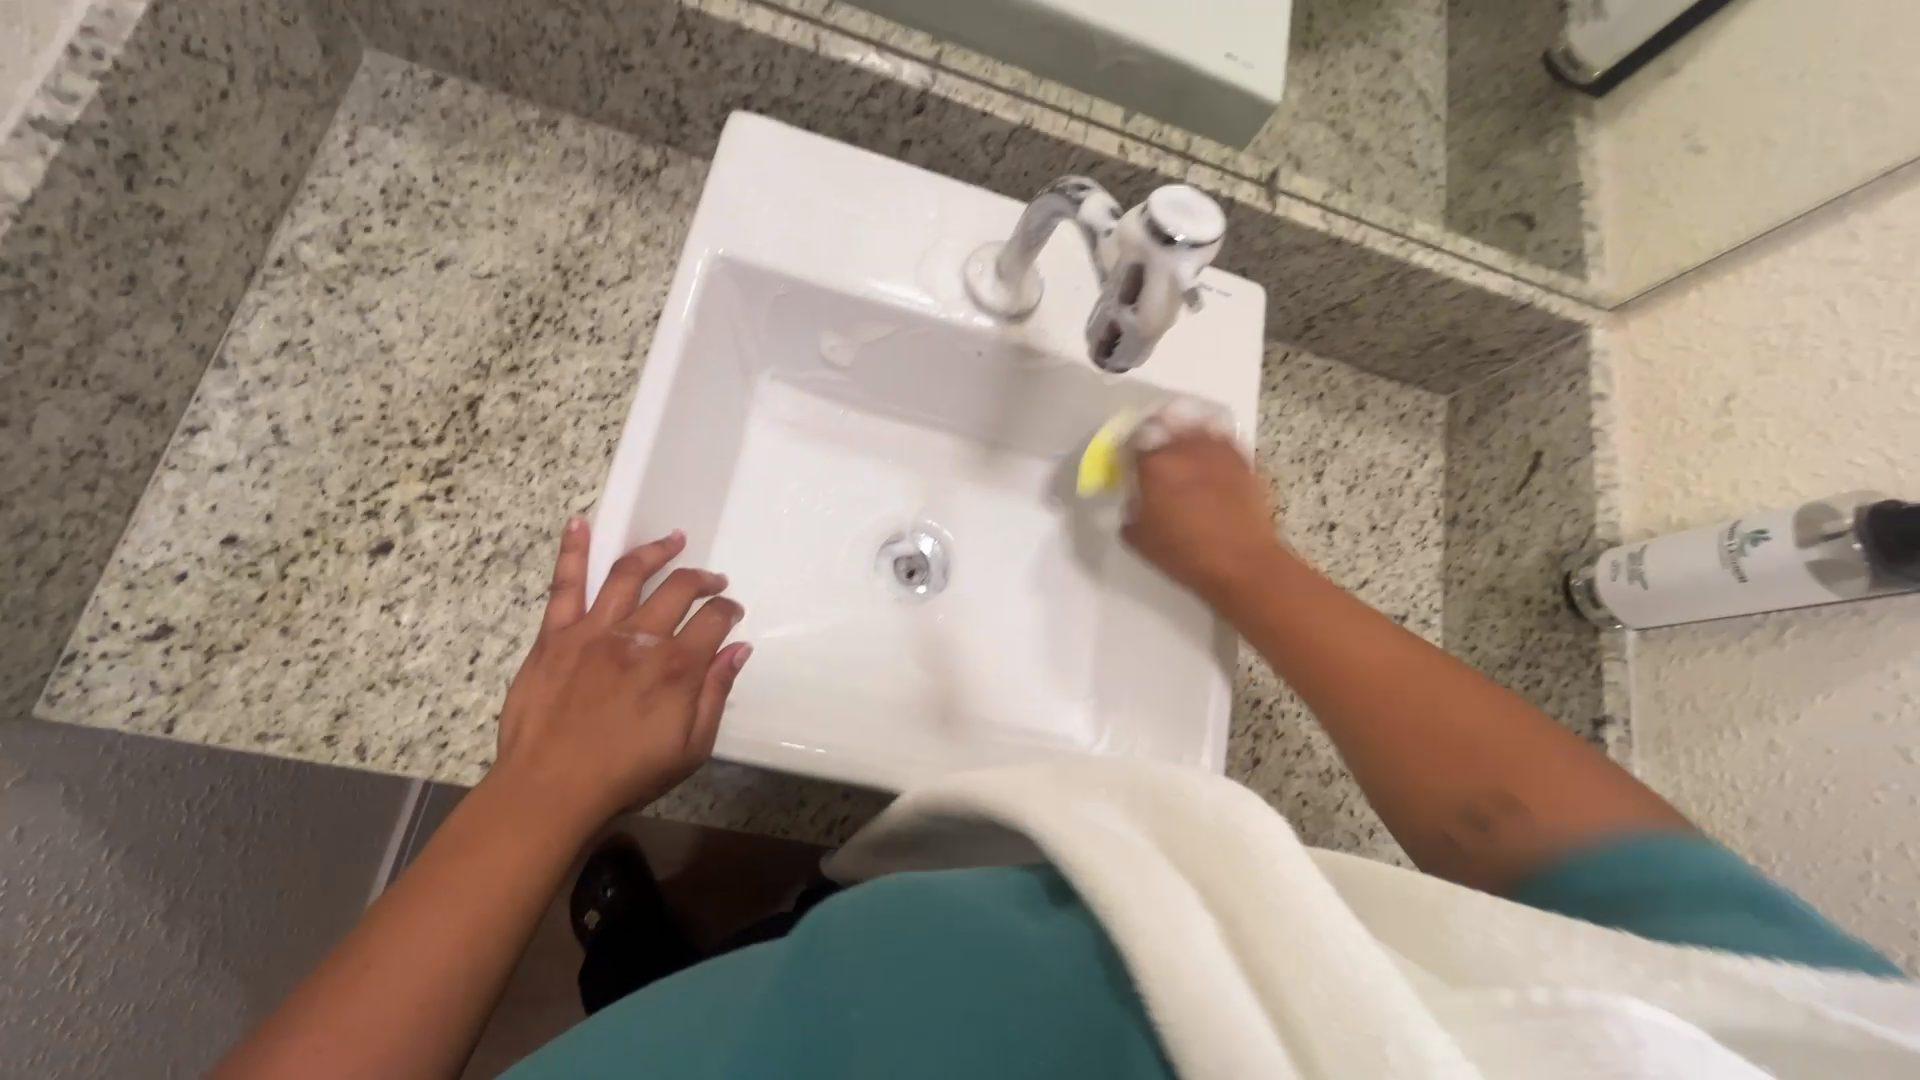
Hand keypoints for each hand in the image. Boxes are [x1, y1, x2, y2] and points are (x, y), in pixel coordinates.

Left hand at [489, 518, 750, 829]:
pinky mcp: (555, 635)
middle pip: (679, 589)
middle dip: (703, 580)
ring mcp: (594, 631)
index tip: (731, 614)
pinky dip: (572, 551)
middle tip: (713, 581)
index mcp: (676, 666)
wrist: (550, 789)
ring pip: (630, 574)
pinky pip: (565, 585)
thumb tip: (739, 649)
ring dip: (656, 552)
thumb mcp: (691, 747)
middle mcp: (640, 637)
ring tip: (673, 540)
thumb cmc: (627, 775)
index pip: (714, 619)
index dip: (728, 610)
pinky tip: (579, 523)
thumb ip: (716, 693)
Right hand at [1123, 430, 1285, 602]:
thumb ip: (1130, 510)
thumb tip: (1138, 500)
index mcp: (1154, 465)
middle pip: (1163, 428)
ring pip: (1195, 428)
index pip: (1131, 443)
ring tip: (1183, 452)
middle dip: (1155, 440)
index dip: (1127, 453)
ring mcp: (1218, 451)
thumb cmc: (1185, 554)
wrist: (1242, 563)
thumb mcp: (1138, 539)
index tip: (1128, 465)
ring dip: (1185, 436)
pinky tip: (1209, 461)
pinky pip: (1222, 441)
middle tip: (1154, 458)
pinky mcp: (1243, 460)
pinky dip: (1212, 446)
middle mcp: (1185, 448)